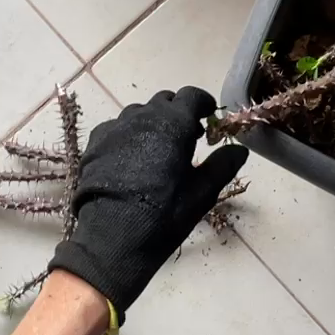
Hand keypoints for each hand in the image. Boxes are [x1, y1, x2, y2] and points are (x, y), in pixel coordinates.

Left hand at [49, 87, 247, 315]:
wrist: (111, 238)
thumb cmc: (163, 215)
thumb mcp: (202, 194)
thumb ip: (223, 165)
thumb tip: (240, 149)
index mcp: (172, 124)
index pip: (192, 95)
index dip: (203, 104)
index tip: (209, 118)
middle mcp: (142, 117)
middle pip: (165, 101)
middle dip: (179, 113)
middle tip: (189, 137)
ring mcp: (114, 128)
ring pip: (139, 114)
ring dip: (154, 123)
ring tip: (160, 149)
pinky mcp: (95, 144)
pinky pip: (117, 129)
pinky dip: (131, 136)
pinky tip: (133, 160)